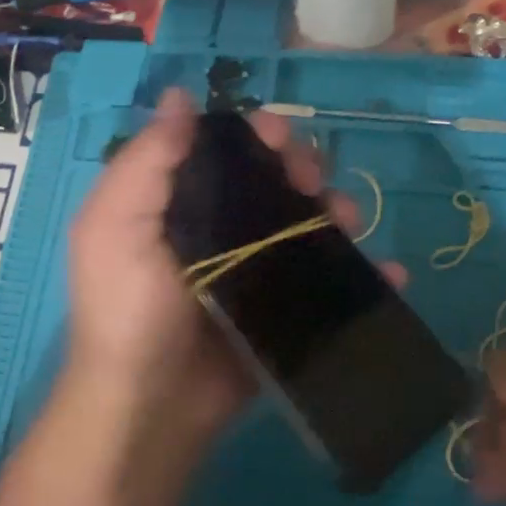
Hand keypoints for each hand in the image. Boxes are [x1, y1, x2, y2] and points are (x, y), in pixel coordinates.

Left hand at [66, 90, 400, 439]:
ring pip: (308, 225)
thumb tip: (180, 96)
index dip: (254, 134)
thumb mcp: (117, 224)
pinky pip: (331, 283)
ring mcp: (255, 274)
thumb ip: (148, 160)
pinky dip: (364, 273)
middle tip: (312, 182)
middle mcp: (217, 231)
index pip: (223, 151)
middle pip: (273, 182)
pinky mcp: (285, 313)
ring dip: (338, 210)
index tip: (277, 134)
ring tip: (349, 221)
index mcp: (175, 204)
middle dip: (301, 168)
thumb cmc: (128, 310)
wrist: (152, 409)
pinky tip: (388, 271)